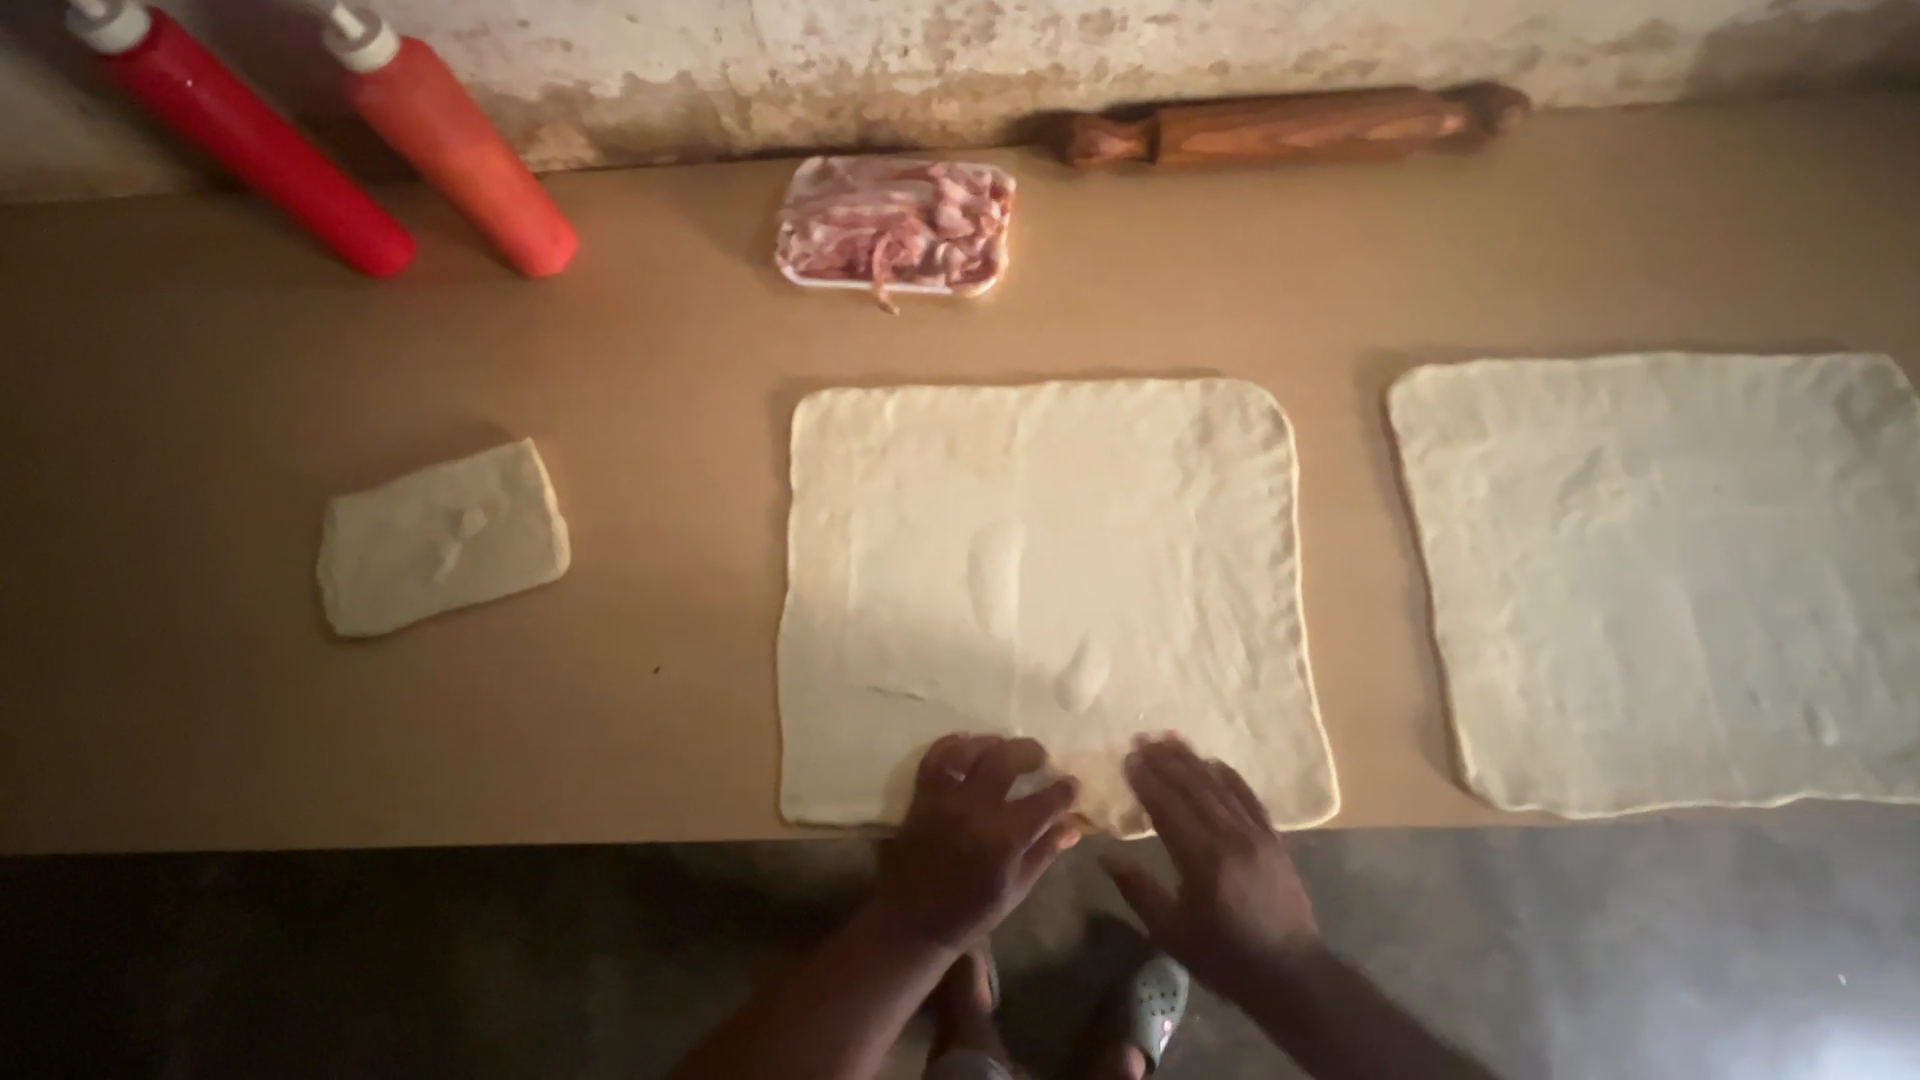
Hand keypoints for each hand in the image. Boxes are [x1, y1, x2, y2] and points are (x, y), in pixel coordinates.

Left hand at [872, 733, 1080, 950]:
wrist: (913, 920)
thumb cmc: (971, 911)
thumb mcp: (1017, 888)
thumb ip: (1045, 851)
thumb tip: (1073, 825)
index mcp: (1005, 838)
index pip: (1046, 801)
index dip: (1064, 790)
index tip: (1071, 784)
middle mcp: (976, 809)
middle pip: (1006, 759)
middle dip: (1029, 752)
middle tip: (1040, 757)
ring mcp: (945, 799)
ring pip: (970, 750)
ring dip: (993, 742)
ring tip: (1005, 747)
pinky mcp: (922, 796)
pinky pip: (936, 756)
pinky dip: (953, 743)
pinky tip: (968, 743)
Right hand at [1102, 734, 1320, 1002]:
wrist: (1291, 975)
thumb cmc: (1224, 956)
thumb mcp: (1171, 932)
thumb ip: (1138, 890)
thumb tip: (1104, 855)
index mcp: (1202, 861)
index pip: (1167, 808)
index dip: (1146, 781)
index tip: (1127, 759)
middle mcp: (1230, 838)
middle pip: (1193, 788)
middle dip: (1165, 761)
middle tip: (1141, 738)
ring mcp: (1257, 835)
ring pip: (1219, 786)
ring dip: (1192, 760)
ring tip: (1169, 738)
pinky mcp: (1274, 839)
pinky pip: (1249, 798)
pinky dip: (1230, 777)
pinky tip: (1213, 762)